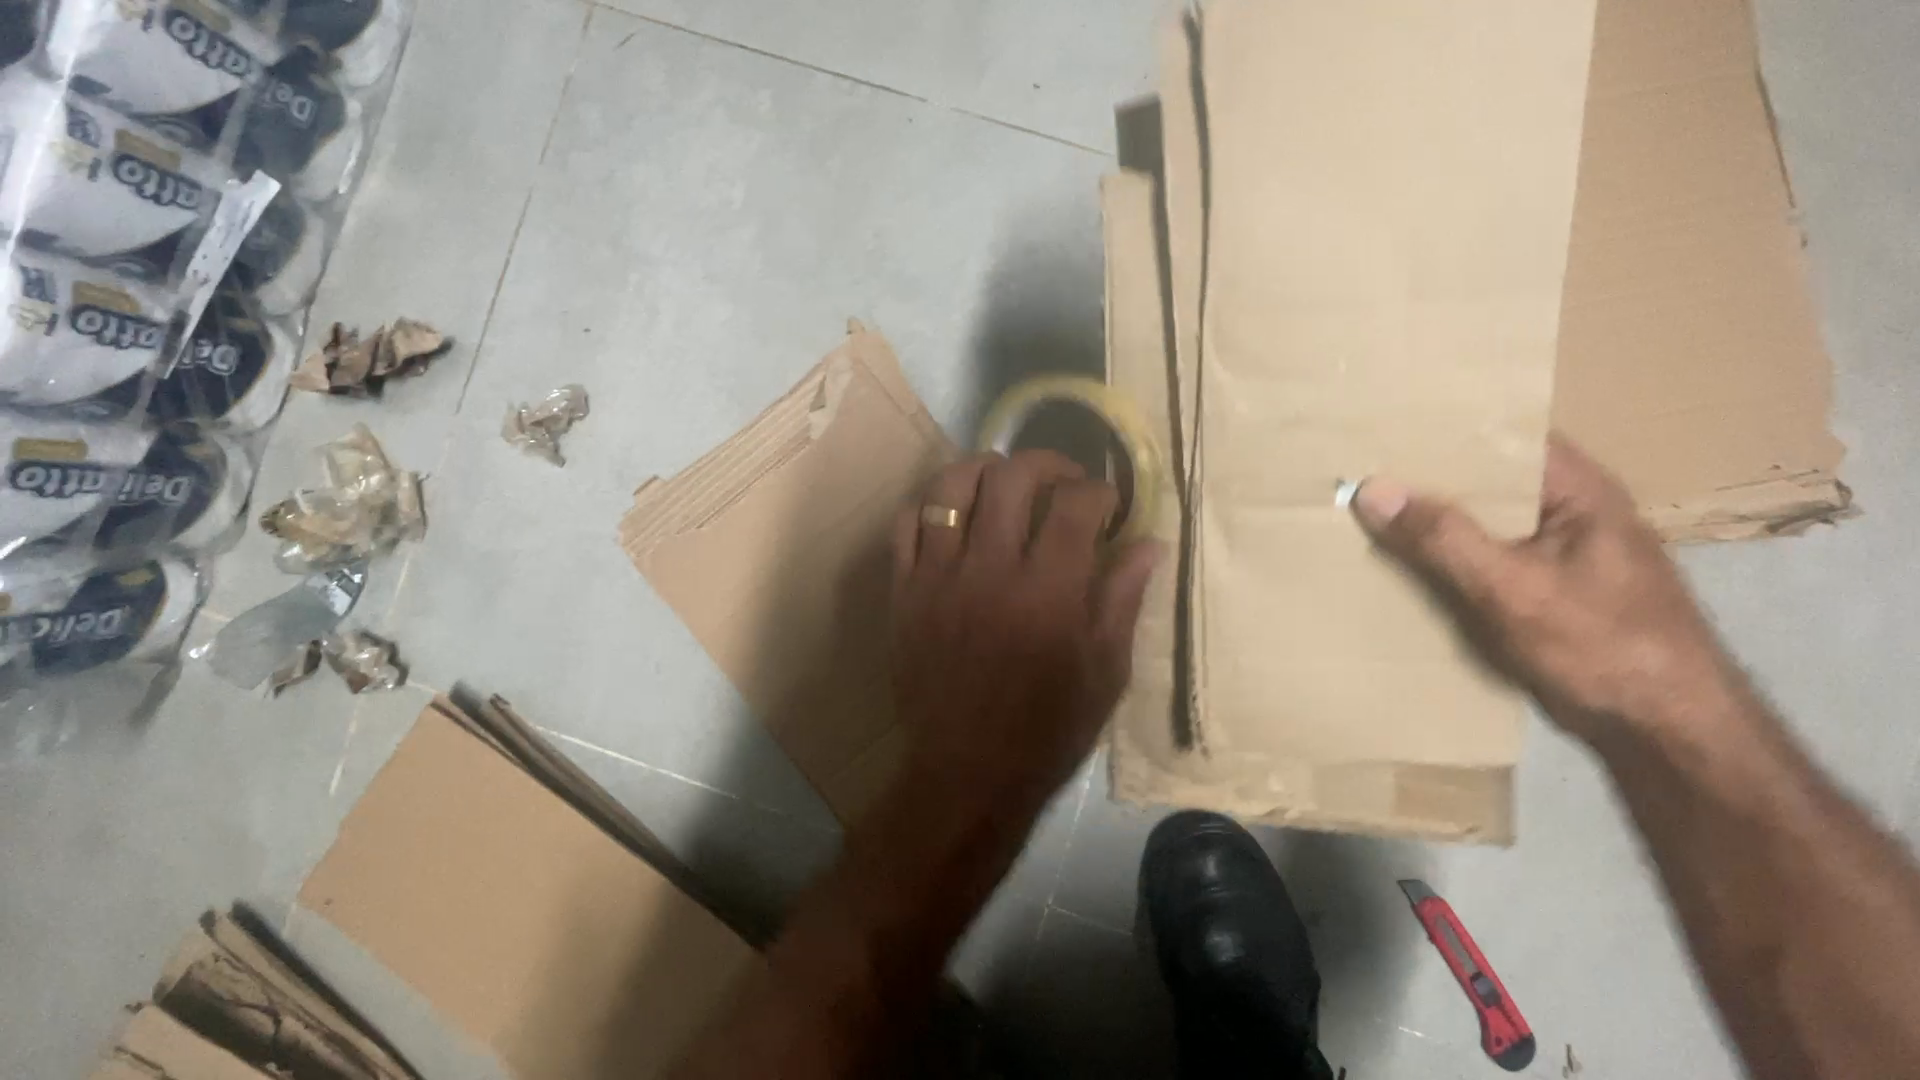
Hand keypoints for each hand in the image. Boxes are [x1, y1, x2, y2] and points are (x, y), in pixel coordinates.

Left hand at [890, 451, 1161, 813]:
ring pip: (951, 487)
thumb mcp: (1105, 673)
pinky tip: (954, 512)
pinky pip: (907, 524)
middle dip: (1047, 464)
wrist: (967, 772)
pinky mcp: (904, 592)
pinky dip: (931, 504)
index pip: (1076, 504)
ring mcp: (939, 577)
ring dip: (983, 469)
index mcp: (1050, 591)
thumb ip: (1123, 600)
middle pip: (1012, 478)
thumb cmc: (1048, 730)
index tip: (1107, 504)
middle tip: (1062, 480)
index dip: (1100, 491)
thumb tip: (1149, 544)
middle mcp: (991, 570)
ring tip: (1003, 480)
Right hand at [1351, 438, 1745, 743]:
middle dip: (1426, 476)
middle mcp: (1568, 512)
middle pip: (1487, 479)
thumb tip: (1372, 489)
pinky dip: (1444, 559)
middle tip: (1357, 467)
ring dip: (1431, 521)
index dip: (1446, 428)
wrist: (1666, 732)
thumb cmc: (1602, 646)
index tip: (1383, 425)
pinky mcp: (1542, 592)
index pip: (1505, 436)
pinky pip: (1482, 560)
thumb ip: (1444, 537)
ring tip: (1365, 508)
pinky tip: (1398, 562)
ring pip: (1481, 523)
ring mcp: (1556, 554)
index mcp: (1578, 491)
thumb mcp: (1513, 587)